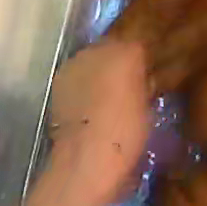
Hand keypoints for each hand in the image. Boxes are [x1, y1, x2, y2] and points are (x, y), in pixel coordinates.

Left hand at [48, 38, 151, 185]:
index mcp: (129, 52)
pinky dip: (80, 85)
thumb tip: (141, 82)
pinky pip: (75, 75)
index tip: (143, 81)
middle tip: (122, 90)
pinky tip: (83, 106)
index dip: (140, 65)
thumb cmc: (126, 136)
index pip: (138, 48)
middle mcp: (101, 48)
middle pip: (112, 49)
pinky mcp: (59, 77)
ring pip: (91, 61)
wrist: (85, 157)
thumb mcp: (147, 110)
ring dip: (97, 73)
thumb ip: (143, 87)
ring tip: (101, 99)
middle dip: (117, 65)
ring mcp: (76, 61)